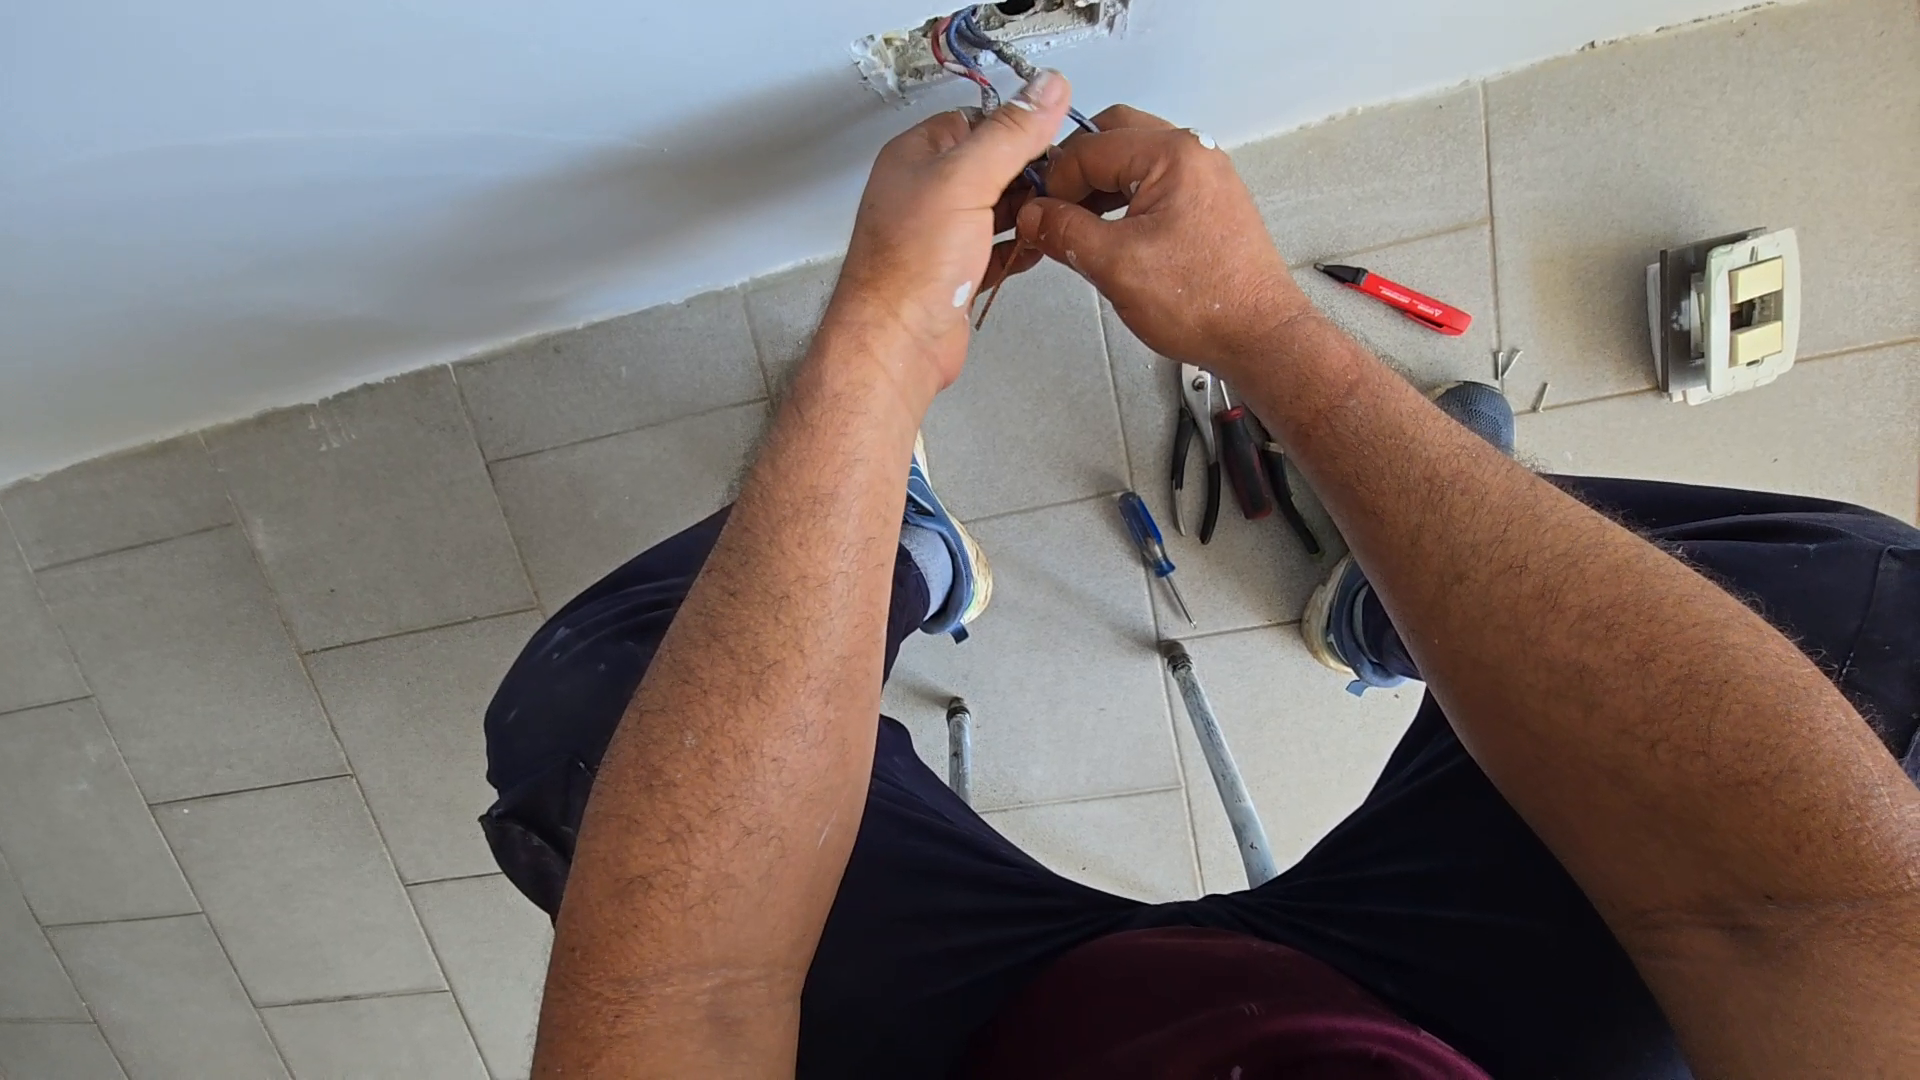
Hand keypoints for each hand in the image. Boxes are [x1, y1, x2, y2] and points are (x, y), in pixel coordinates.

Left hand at [819, 72, 1074, 404]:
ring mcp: (939, 238)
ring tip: (1057, 210)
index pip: (973, 120)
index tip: (1052, 132)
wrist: (897, 343)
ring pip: (993, 210)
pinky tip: (1038, 246)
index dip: (1014, 125)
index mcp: (915, 158)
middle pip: (988, 166)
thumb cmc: (909, 269)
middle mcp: (924, 195)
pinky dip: (1018, 247)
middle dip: (1026, 172)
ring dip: (1026, 211)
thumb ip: (1009, 134)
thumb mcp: (965, 181)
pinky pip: (994, 251)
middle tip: (1061, 179)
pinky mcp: (955, 275)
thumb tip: (1046, 89)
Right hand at [1014, 106, 1314, 378]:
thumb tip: (1032, 216)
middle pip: (1114, 137)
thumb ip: (1065, 232)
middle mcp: (1192, 154)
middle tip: (1049, 208)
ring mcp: (1203, 178)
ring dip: (1098, 186)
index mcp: (1172, 154)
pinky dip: (1122, 201)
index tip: (1034, 214)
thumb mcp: (1115, 266)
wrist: (1255, 335)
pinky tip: (1105, 233)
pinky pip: (1153, 185)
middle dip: (1075, 171)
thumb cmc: (1201, 302)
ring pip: (1133, 162)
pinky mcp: (1205, 206)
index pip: (1090, 146)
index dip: (1053, 180)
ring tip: (1072, 226)